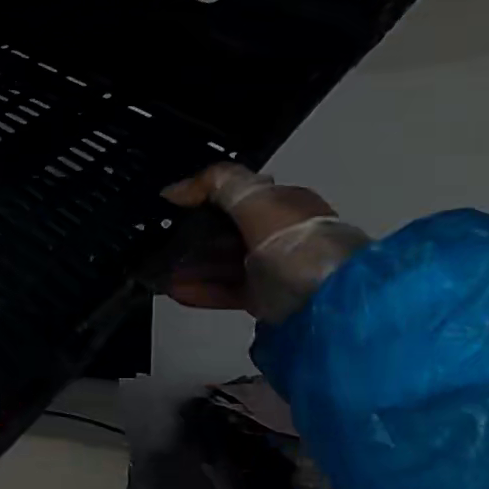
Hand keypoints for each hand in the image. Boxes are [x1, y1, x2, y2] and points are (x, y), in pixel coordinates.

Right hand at [161, 163, 367, 322]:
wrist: (329, 305)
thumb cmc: (295, 244)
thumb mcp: (255, 198)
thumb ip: (216, 183)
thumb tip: (177, 189)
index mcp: (284, 202)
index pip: (236, 195)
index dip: (202, 200)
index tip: (170, 211)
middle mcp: (280, 234)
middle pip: (227, 232)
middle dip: (191, 237)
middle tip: (159, 245)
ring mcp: (275, 269)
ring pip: (225, 264)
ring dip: (192, 266)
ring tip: (159, 271)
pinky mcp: (269, 301)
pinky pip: (229, 291)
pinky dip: (202, 290)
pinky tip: (174, 291)